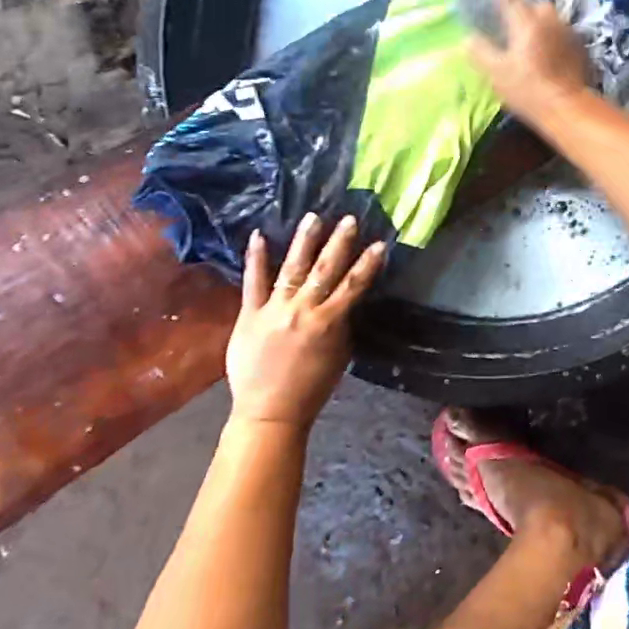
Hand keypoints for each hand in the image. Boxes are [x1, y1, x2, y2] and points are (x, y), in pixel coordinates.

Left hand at [225, 213, 385, 431]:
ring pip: (291, 269)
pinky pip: (253, 282)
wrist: (270, 411)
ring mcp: (273, 310)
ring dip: (304, 241)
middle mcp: (302, 311)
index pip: (353, 286)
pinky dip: (256, 258)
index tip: (380, 243)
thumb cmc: (312, 385)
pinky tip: (258, 235)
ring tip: (313, 217)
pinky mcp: (248, 314)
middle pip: (325, 270)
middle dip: (339, 243)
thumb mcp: (338, 353)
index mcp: (328, 323)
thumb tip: (344, 296)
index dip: (368, 264)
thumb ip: (340, 321)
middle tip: (349, 219)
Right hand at [466, 0, 592, 121]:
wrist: (568, 107)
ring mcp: (568, 31)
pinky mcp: (580, 46)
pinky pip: (562, 34)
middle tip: (514, 30)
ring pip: (550, 19)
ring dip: (541, 26)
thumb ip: (480, 51)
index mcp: (525, 21)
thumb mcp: (496, 73)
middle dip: (524, 12)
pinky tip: (550, 56)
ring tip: (532, 44)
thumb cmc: (528, 89)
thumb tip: (468, 38)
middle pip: (534, 6)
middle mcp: (548, 19)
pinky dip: (554, 39)